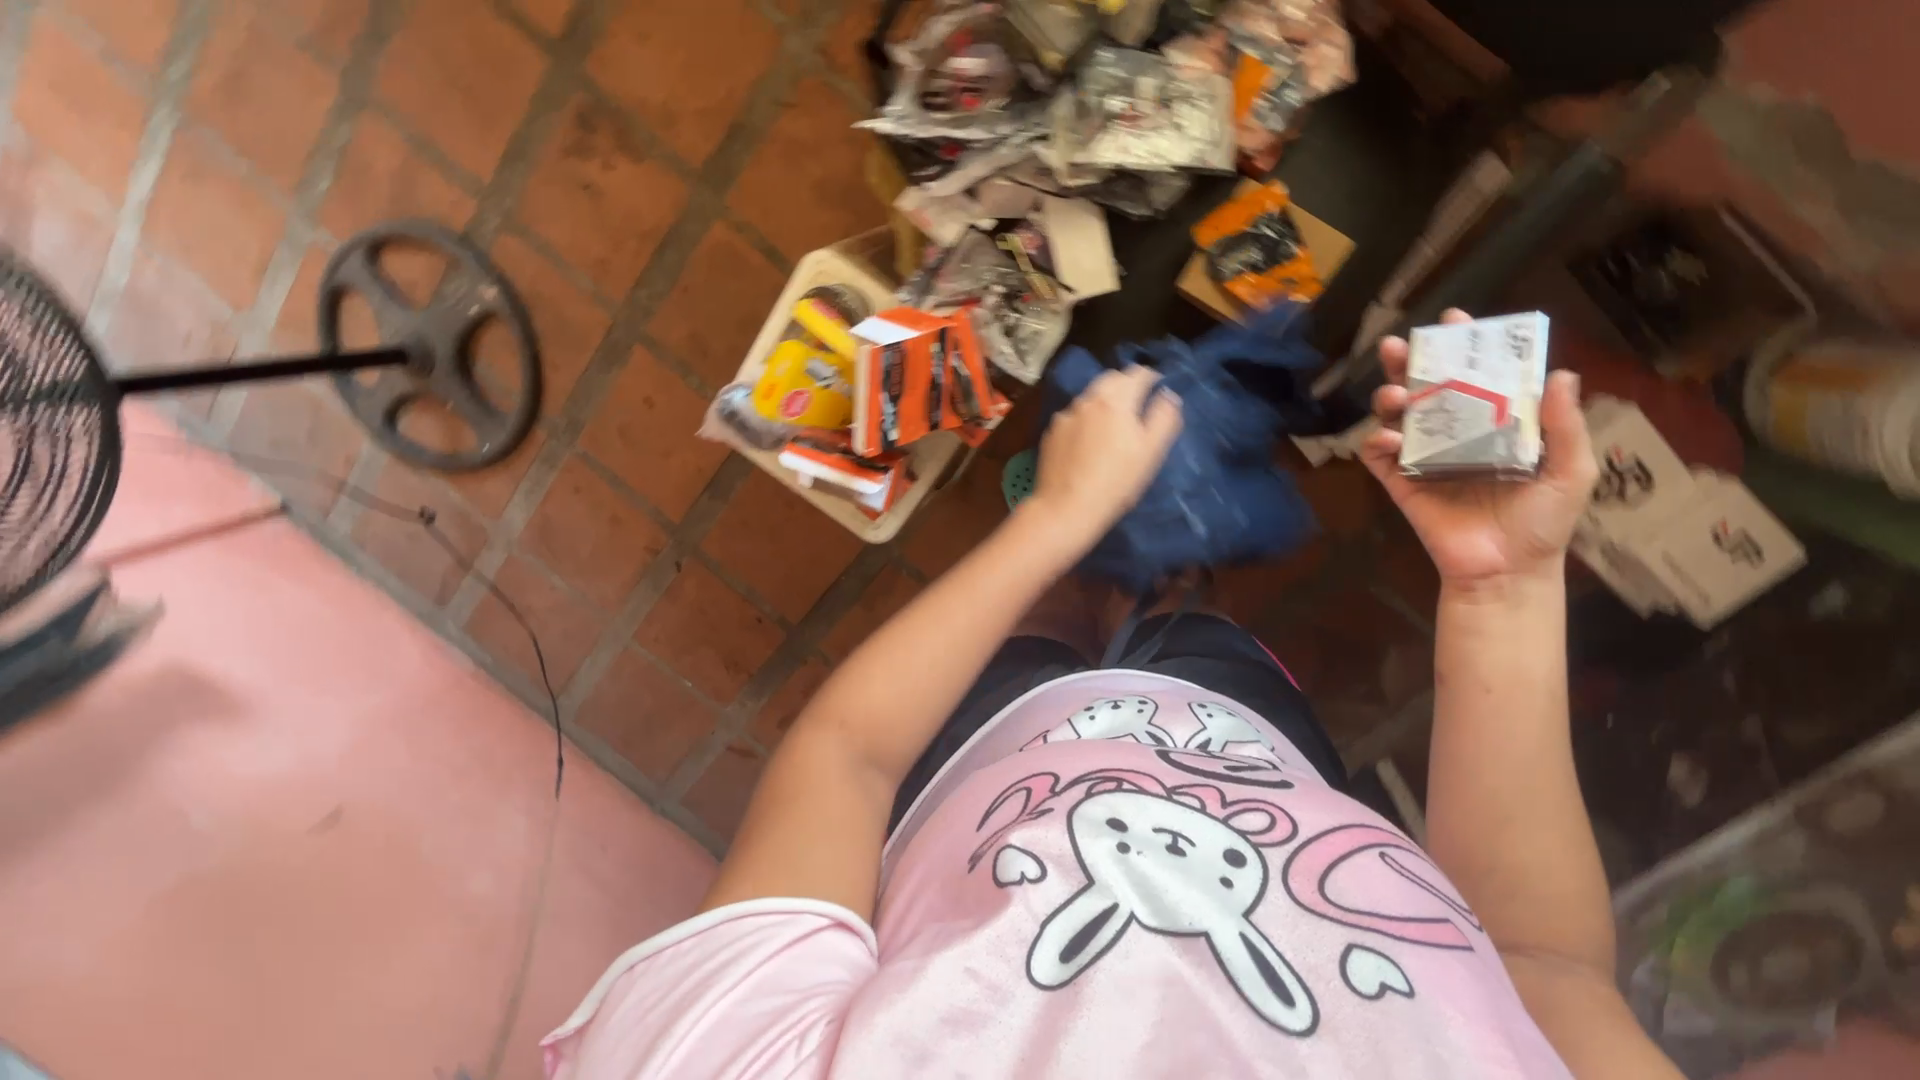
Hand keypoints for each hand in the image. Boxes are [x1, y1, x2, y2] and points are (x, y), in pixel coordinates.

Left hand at [1028, 365, 1182, 547]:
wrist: (1066, 507)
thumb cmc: (1116, 482)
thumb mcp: (1150, 452)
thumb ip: (1163, 418)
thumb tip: (1169, 395)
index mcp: (1116, 400)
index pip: (1137, 374)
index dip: (1150, 376)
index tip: (1157, 385)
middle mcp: (1088, 400)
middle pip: (1110, 379)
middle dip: (1126, 383)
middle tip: (1137, 398)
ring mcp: (1066, 415)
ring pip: (1089, 397)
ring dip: (1104, 400)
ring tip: (1113, 419)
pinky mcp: (1052, 432)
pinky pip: (1073, 416)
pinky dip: (1085, 419)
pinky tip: (1087, 439)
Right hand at [1360, 310, 1598, 587]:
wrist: (1507, 571)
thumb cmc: (1543, 522)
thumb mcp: (1571, 472)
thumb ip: (1566, 426)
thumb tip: (1561, 374)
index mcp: (1495, 425)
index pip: (1477, 376)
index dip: (1465, 347)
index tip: (1455, 320)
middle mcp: (1457, 434)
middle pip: (1428, 388)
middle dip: (1412, 362)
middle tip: (1401, 344)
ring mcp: (1425, 458)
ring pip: (1398, 416)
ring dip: (1390, 398)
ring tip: (1395, 394)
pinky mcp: (1401, 484)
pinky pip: (1379, 458)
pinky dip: (1376, 443)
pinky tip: (1387, 438)